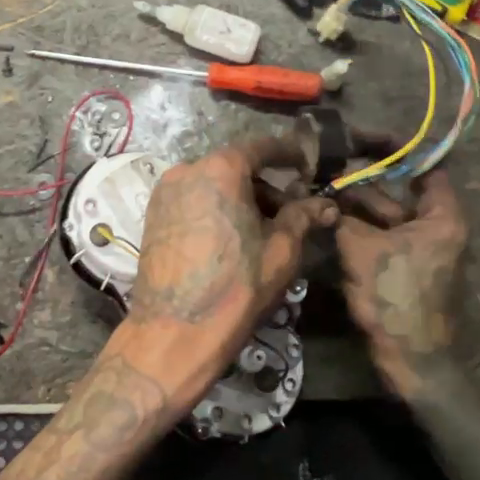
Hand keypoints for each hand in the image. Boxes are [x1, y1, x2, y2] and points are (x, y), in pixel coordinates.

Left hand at [121, 134, 336, 396]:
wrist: (175, 332)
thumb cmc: (236, 287)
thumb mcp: (281, 251)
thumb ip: (302, 217)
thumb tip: (326, 205)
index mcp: (220, 169)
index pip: (261, 147)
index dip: (288, 154)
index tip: (307, 164)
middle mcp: (187, 170)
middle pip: (235, 166)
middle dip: (265, 185)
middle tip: (292, 210)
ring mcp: (165, 192)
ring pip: (212, 184)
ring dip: (240, 198)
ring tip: (264, 231)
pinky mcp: (153, 215)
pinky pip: (193, 200)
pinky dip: (216, 209)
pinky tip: (234, 238)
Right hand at [335, 170, 469, 395]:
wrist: (410, 360)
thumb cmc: (395, 297)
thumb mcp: (362, 249)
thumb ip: (341, 214)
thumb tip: (319, 191)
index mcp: (442, 216)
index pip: (424, 166)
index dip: (395, 148)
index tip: (361, 137)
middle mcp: (434, 226)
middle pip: (396, 190)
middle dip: (360, 178)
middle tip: (325, 161)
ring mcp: (417, 248)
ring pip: (382, 213)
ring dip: (352, 202)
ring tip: (317, 185)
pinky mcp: (401, 266)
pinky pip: (378, 235)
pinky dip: (355, 225)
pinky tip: (325, 214)